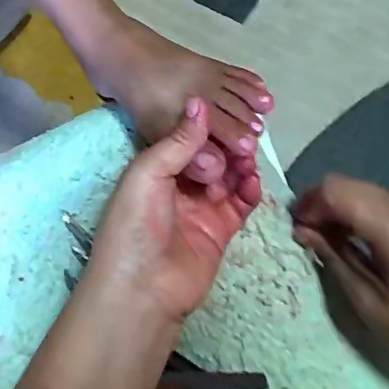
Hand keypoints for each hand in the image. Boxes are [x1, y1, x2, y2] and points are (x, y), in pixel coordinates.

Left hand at [85, 98, 260, 322]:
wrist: (143, 287)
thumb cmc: (135, 223)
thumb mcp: (148, 173)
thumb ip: (178, 140)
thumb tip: (199, 101)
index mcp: (154, 168)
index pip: (185, 139)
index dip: (205, 127)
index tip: (227, 112)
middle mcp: (177, 184)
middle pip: (210, 156)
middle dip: (227, 146)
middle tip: (245, 138)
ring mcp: (200, 207)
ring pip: (228, 176)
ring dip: (240, 165)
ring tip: (249, 158)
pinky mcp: (220, 230)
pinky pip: (240, 204)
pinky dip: (249, 190)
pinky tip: (253, 182)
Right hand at [292, 174, 388, 388]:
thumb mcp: (370, 302)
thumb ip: (334, 258)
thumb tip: (304, 230)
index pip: (334, 190)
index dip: (308, 205)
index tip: (296, 230)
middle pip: (347, 184)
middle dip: (321, 204)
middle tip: (308, 235)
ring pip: (365, 191)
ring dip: (341, 207)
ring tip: (331, 241)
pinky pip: (384, 203)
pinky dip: (362, 213)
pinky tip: (360, 242)